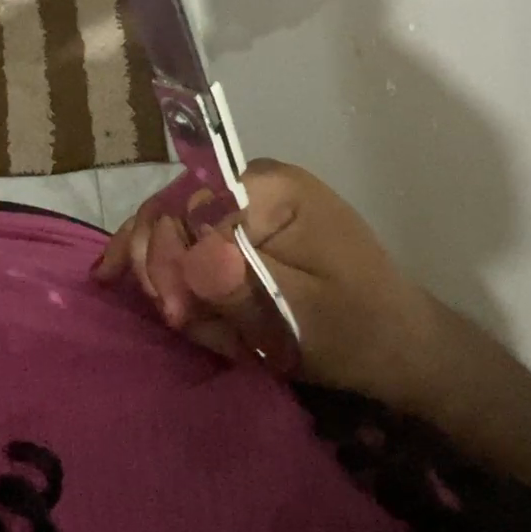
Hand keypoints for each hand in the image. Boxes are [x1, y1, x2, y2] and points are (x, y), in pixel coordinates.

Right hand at [93, 159, 439, 405]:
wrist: (401, 347)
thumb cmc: (358, 332)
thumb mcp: (301, 317)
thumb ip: (244, 287)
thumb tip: (195, 258)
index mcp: (272, 189)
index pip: (190, 206)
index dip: (169, 256)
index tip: (173, 312)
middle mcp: (252, 183)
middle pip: (173, 212)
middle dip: (163, 267)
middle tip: (176, 320)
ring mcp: (246, 204)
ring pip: (171, 227)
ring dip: (167, 276)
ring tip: (187, 322)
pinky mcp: (243, 228)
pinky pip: (186, 237)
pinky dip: (162, 262)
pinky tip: (129, 277)